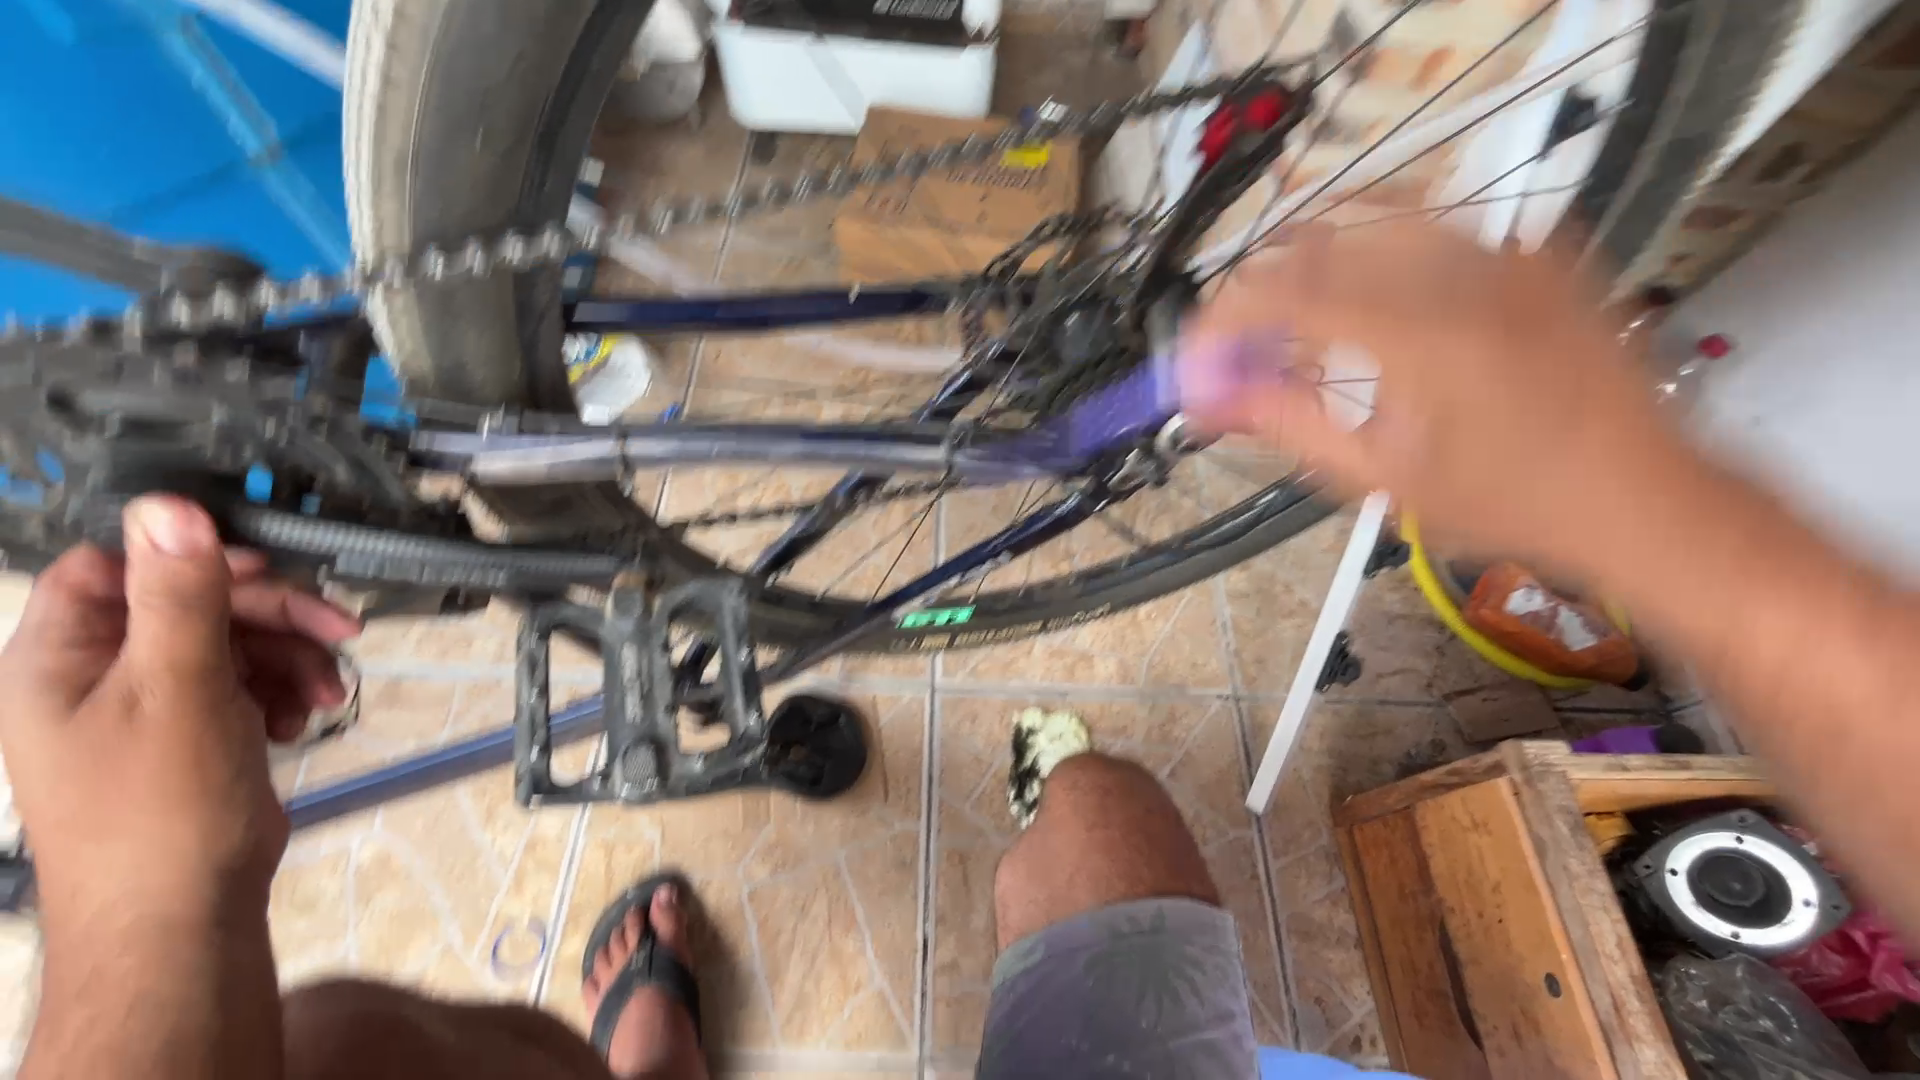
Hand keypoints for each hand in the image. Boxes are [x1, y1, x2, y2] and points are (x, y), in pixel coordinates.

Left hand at [0, 496, 360, 927]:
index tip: (264, 574)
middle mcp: (98, 675)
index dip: (192, 561)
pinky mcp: (193, 734)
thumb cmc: (163, 801)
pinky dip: (281, 693)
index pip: (116, 568)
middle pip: (195, 607)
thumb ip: (179, 595)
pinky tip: (302, 718)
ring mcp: (148, 708)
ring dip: (291, 659)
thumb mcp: (177, 686)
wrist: (181, 911)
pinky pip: (243, 686)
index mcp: (62, 657)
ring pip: (231, 646)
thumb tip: (168, 505)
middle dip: (275, 618)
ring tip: (327, 693)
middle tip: (341, 631)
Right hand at [1178, 224, 1689, 570]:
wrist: (1638, 493)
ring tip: (1285, 313)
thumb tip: (1209, 401)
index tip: (1192, 358)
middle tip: (1233, 345)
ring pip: (1370, 212)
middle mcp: (1460, 271)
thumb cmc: (1506, 501)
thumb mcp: (1379, 474)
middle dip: (1256, 292)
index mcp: (1420, 335)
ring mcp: (1503, 250)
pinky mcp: (1530, 249)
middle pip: (1317, 242)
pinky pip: (1431, 218)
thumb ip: (1286, 423)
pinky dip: (1373, 243)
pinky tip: (1359, 286)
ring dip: (1307, 257)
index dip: (1220, 322)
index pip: (1284, 295)